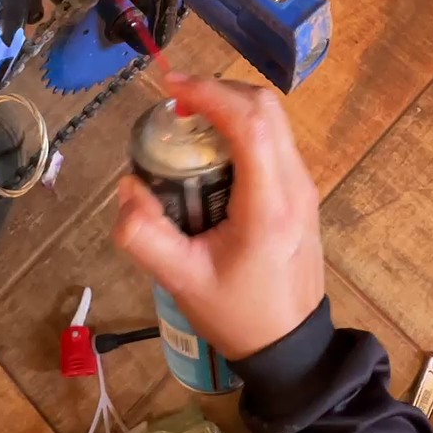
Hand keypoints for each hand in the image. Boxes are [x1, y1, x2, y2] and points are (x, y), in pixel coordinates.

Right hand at [112, 74, 324, 358]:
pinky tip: (213, 145)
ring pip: (274, 118)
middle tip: (177, 102)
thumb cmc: (238, 313)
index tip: (171, 86)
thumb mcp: (182, 282)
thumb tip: (127, 188)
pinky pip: (275, 136)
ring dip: (231, 104)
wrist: (292, 345)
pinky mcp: (303, 189)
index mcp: (268, 205)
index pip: (251, 125)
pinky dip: (243, 123)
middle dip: (219, 91)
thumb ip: (144, 237)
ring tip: (190, 118)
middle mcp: (295, 184)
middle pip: (266, 108)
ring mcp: (304, 184)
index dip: (211, 94)